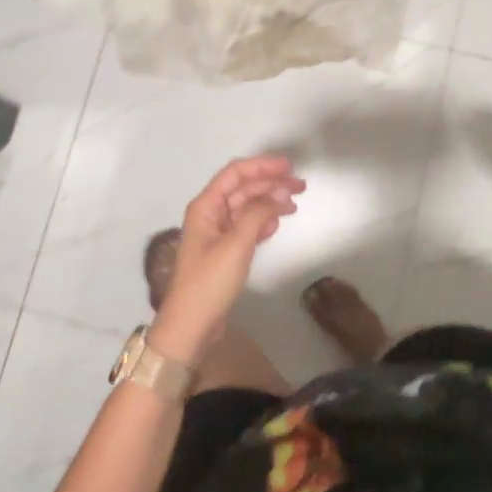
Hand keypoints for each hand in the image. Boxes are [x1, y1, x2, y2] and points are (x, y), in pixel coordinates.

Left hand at [149, 155, 305, 363]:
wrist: (191, 325)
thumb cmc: (210, 281)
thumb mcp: (236, 245)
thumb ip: (258, 214)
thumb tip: (279, 193)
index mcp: (206, 206)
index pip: (235, 173)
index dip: (262, 166)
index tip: (289, 167)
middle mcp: (210, 214)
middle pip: (242, 188)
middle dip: (270, 183)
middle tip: (300, 186)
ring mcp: (216, 233)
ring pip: (246, 207)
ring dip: (269, 202)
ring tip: (294, 203)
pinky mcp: (224, 251)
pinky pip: (246, 226)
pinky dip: (262, 221)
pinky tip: (277, 223)